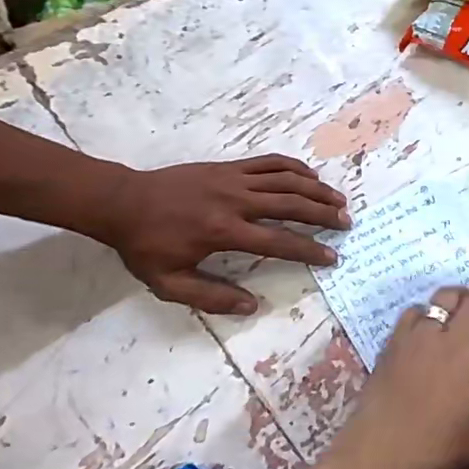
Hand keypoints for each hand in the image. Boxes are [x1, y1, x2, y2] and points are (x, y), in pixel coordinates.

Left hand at [95, 155, 348, 315]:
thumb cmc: (146, 245)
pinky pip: (270, 162)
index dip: (309, 249)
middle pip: (293, 204)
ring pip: (287, 180)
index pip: (279, 241)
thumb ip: (210, 297)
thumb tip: (251, 306)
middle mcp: (237, 201)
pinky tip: (310, 176)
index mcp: (224, 231)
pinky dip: (295, 167)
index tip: (331, 257)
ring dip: (317, 189)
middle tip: (346, 224)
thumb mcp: (169, 282)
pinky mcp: (230, 165)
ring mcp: (235, 178)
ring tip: (339, 200)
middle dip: (324, 215)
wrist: (122, 202)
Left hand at [322, 288, 468, 468]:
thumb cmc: (438, 455)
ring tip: (464, 300)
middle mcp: (455, 339)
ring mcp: (422, 335)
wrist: (378, 457)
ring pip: (445, 296)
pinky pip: (414, 311)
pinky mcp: (395, 340)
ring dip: (460, 294)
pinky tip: (428, 321)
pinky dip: (426, 310)